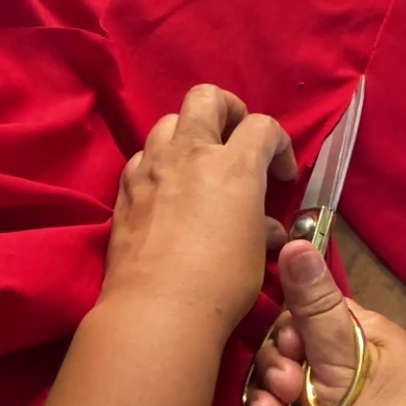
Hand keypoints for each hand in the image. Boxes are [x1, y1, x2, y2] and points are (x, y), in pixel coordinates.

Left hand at [105, 85, 297, 339]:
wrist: (157, 308)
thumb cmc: (220, 282)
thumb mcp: (256, 253)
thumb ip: (262, 228)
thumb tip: (266, 229)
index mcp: (233, 165)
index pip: (263, 126)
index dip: (279, 145)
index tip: (280, 176)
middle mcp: (190, 153)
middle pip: (207, 97)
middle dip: (228, 110)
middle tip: (235, 139)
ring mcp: (152, 166)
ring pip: (168, 121)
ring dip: (188, 134)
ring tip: (197, 164)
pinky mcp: (125, 187)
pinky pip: (142, 156)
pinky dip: (158, 163)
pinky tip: (166, 190)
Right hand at [244, 241, 405, 405]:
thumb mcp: (348, 369)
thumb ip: (314, 309)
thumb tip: (295, 242)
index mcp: (362, 339)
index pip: (303, 312)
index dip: (285, 331)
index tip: (288, 352)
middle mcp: (342, 372)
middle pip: (280, 357)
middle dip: (274, 379)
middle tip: (286, 398)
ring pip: (272, 400)